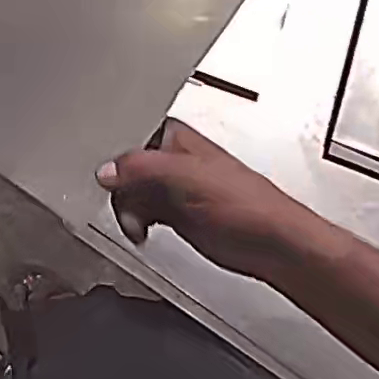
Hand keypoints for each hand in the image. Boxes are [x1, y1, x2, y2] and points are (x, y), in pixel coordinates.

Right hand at [96, 119, 320, 278]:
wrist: (272, 244)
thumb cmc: (248, 204)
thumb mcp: (187, 177)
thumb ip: (142, 168)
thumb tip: (107, 170)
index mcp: (174, 137)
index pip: (127, 134)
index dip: (112, 153)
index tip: (106, 174)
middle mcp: (170, 159)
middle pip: (123, 166)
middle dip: (119, 188)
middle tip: (126, 204)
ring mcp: (171, 186)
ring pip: (129, 191)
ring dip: (125, 208)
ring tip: (136, 223)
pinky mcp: (172, 212)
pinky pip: (139, 211)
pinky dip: (134, 222)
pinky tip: (142, 230)